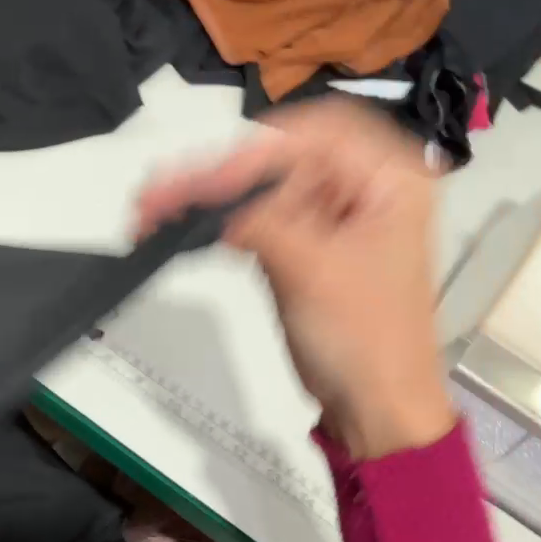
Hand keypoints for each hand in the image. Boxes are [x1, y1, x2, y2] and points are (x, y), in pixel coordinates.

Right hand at [137, 101, 455, 459]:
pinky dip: (215, 221)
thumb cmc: (365, 339)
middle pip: (278, 158)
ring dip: (205, 195)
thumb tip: (209, 201)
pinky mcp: (300, 247)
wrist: (374, 404)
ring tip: (152, 208)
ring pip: (257, 188)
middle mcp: (360, 186)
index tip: (199, 181)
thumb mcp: (314, 271)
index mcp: (388, 177)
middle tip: (156, 191)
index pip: (312, 137)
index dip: (252, 153)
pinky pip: (252, 220)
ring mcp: (327, 218)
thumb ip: (263, 224)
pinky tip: (180, 225)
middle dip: (215, 172)